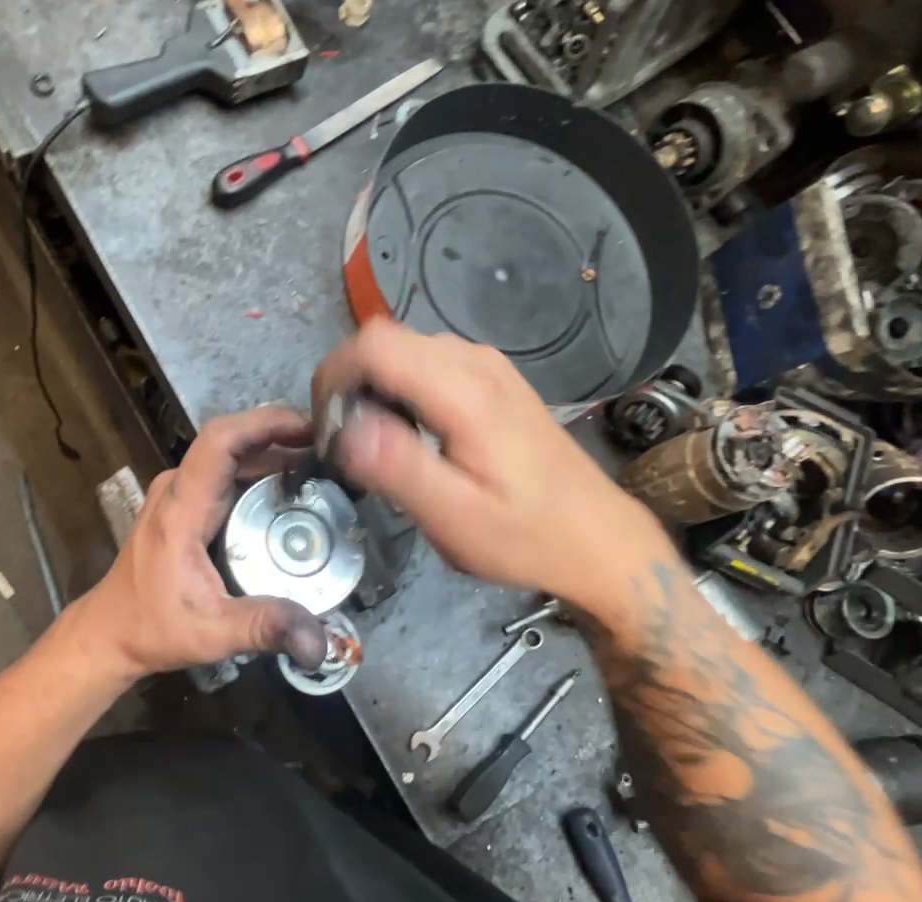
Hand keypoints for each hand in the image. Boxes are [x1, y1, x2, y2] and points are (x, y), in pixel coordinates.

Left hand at [70, 407, 329, 679]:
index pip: (220, 441)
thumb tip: (317, 640)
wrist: (110, 634)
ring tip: (326, 471)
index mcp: (180, 509)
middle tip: (335, 456)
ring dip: (275, 457)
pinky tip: (294, 493)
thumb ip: (262, 628)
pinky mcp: (185, 508)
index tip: (311, 427)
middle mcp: (177, 491)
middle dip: (284, 440)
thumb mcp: (209, 634)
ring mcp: (178, 496)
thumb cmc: (150, 629)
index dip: (265, 423)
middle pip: (232, 445)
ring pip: (231, 459)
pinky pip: (227, 477)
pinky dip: (261, 477)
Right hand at [314, 320, 675, 620]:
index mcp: (465, 392)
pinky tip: (408, 437)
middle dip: (347, 386)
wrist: (596, 538)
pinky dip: (399, 391)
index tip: (326, 430)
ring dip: (372, 390)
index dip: (333, 378)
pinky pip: (427, 365)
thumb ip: (398, 467)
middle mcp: (476, 363)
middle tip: (343, 446)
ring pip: (403, 351)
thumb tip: (344, 428)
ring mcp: (488, 368)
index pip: (373, 345)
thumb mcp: (456, 517)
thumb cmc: (526, 536)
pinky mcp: (492, 381)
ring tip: (372, 447)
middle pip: (383, 342)